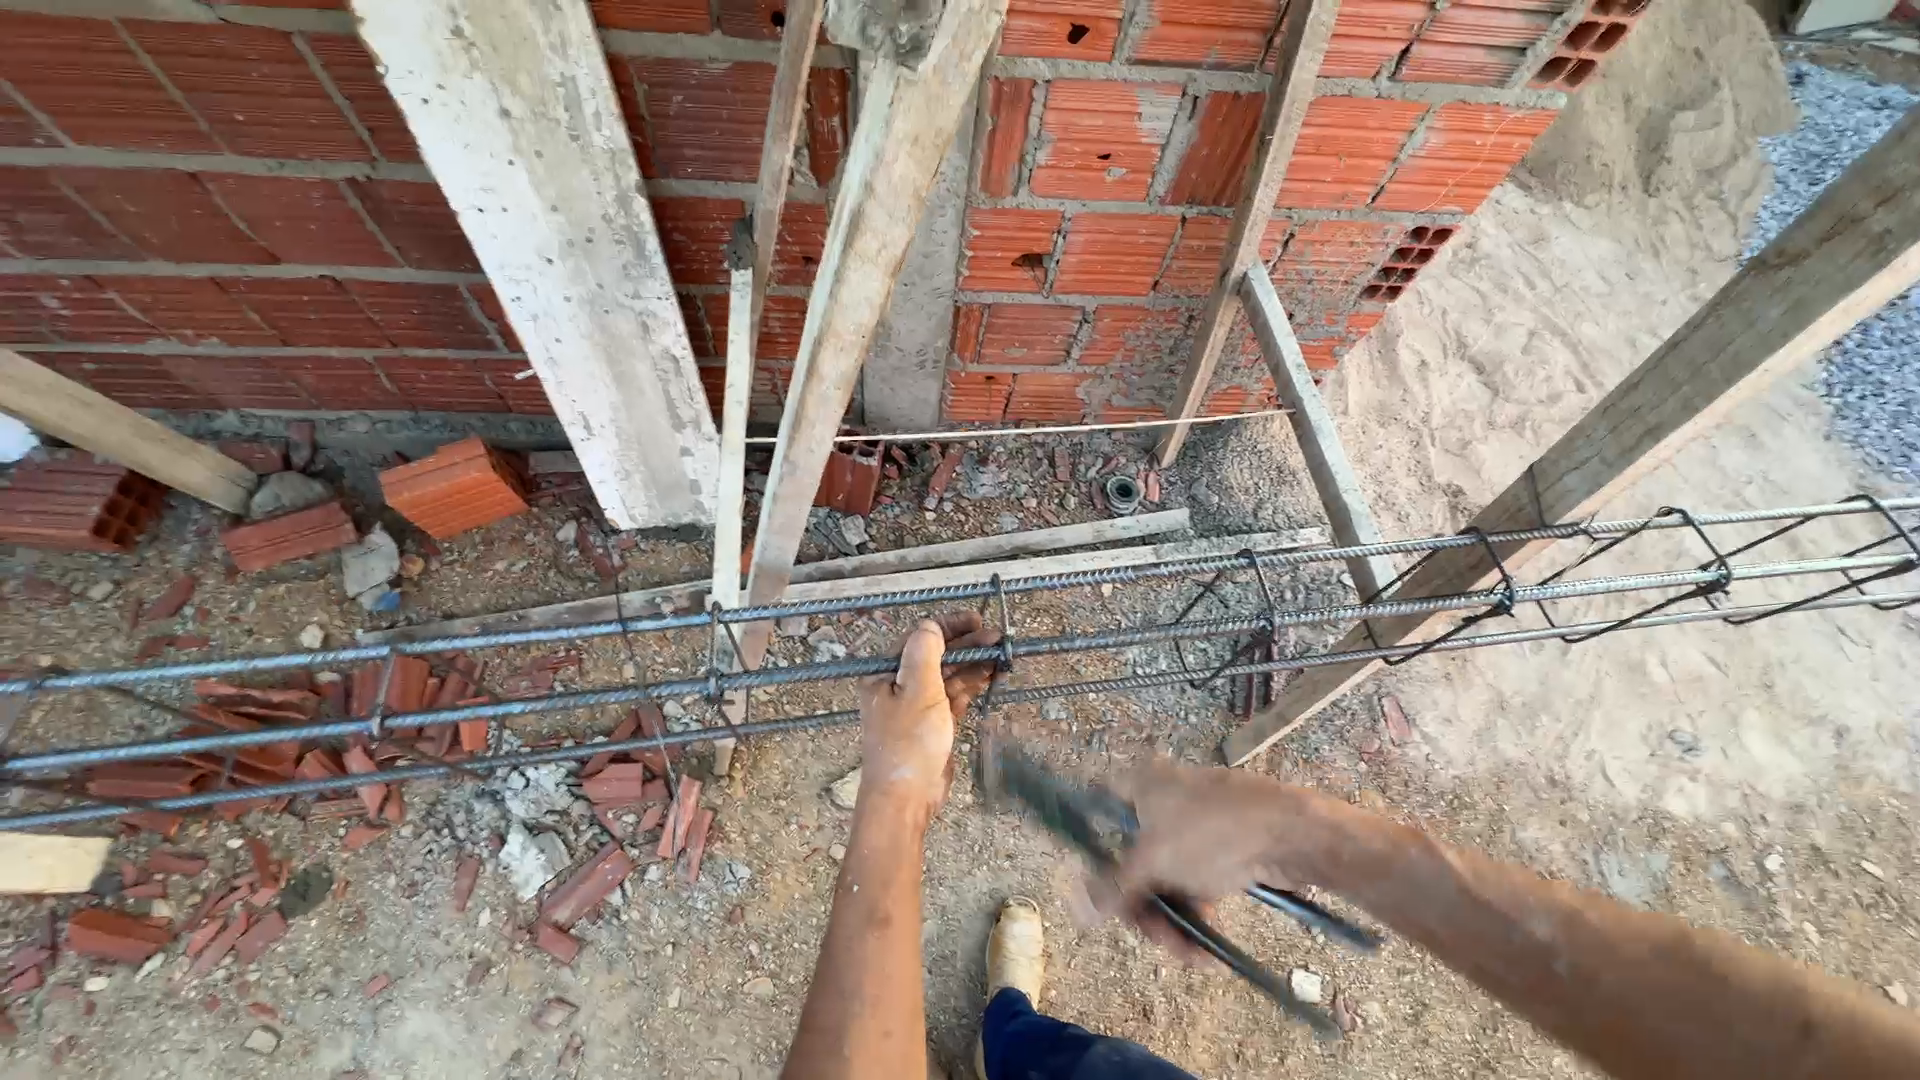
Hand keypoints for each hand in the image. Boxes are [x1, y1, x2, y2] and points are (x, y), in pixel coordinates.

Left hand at [855, 612, 999, 817]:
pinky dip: (971, 684)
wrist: (906, 797)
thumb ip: (924, 653)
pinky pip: (954, 695)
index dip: (949, 626)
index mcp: (884, 673)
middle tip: (998, 638)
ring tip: (1001, 655)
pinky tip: (991, 675)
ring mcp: (917, 704)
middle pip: (937, 655)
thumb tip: (931, 625)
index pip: (919, 638)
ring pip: (948, 674)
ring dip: (973, 663)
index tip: (977, 621)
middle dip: (967, 645)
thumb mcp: (916, 690)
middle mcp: (898, 684)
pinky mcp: (934, 722)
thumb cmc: (907, 743)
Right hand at [1084, 759, 1355, 955]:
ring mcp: (1194, 824)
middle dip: (1142, 905)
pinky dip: (1196, 911)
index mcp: (1140, 784)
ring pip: (1164, 875)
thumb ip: (1114, 886)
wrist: (1293, 833)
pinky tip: (1206, 947)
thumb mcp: (1154, 861)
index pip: (1096, 802)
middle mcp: (1162, 799)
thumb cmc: (1212, 833)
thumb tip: (1077, 908)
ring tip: (1189, 954)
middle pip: (1131, 855)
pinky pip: (1193, 880)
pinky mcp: (1221, 847)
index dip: (1088, 841)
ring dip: (1171, 919)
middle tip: (1155, 938)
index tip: (1094, 882)